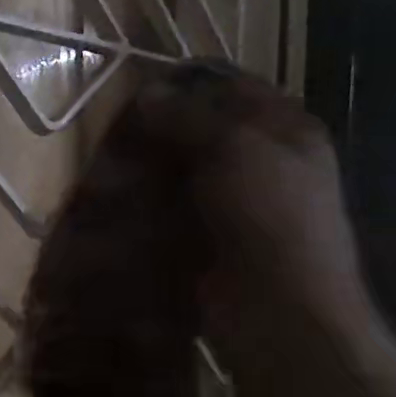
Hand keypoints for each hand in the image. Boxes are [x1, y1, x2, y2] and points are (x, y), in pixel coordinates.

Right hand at [134, 64, 368, 323]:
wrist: (281, 312)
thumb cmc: (270, 216)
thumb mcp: (236, 147)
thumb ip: (190, 116)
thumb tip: (148, 93)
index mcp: (286, 130)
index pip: (234, 89)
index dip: (189, 84)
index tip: (141, 86)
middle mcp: (264, 163)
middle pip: (205, 132)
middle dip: (162, 129)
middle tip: (118, 129)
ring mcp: (236, 206)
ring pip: (185, 173)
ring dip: (150, 169)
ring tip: (109, 163)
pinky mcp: (209, 240)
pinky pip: (175, 212)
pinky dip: (149, 206)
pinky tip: (118, 200)